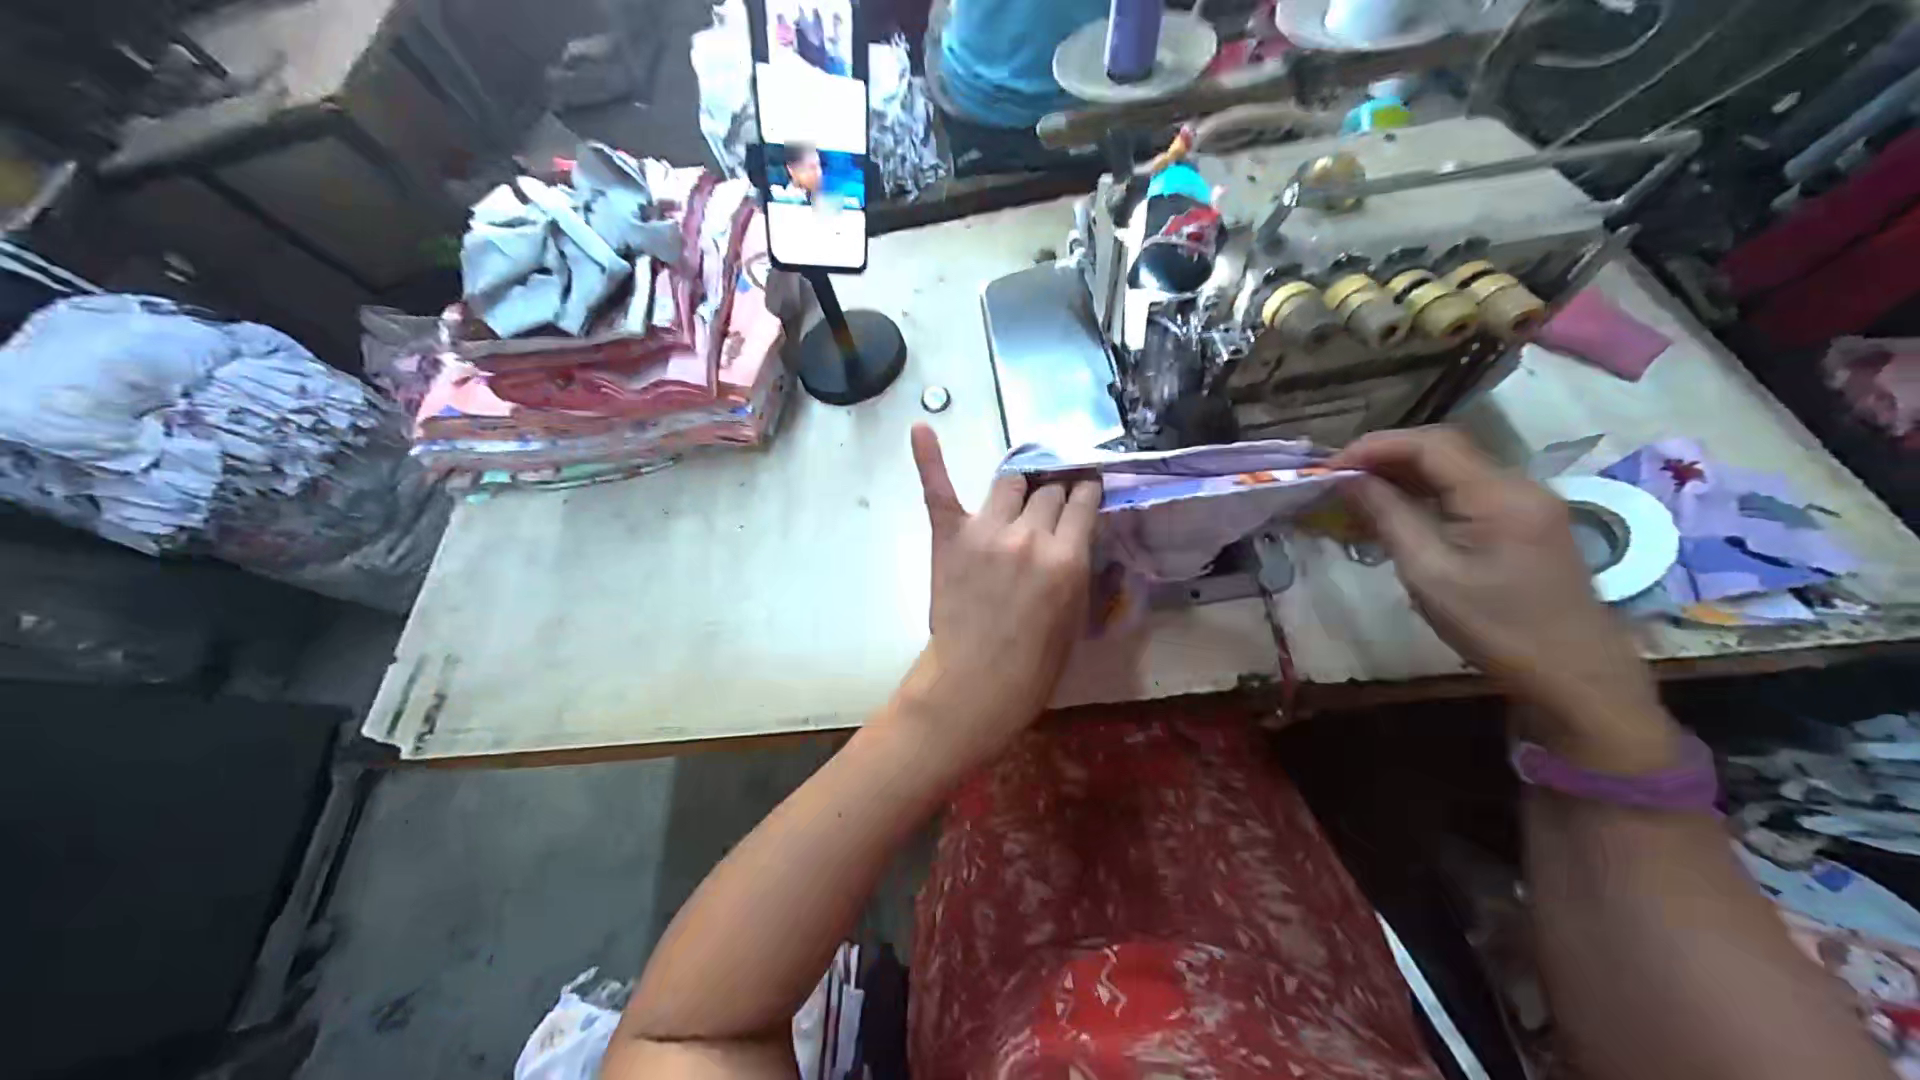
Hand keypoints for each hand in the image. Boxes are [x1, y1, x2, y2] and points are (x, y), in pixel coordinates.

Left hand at [891, 423, 1100, 772]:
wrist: (977, 682)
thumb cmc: (1035, 664)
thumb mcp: (1075, 615)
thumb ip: (1077, 566)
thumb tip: (1074, 535)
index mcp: (1067, 557)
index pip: (1083, 500)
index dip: (1085, 490)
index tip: (1085, 488)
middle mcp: (1029, 534)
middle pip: (1048, 488)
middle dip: (1055, 489)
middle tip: (1051, 501)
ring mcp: (986, 531)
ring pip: (1009, 481)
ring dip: (1020, 484)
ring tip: (1020, 490)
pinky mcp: (949, 536)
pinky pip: (939, 488)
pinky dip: (929, 457)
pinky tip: (921, 428)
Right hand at [1332, 427, 1679, 772]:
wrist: (1572, 675)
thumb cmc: (1495, 626)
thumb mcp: (1428, 573)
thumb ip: (1388, 516)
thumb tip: (1349, 480)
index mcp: (1499, 494)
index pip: (1429, 444)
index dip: (1373, 446)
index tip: (1329, 468)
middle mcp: (1518, 485)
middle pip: (1442, 450)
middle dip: (1384, 457)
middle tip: (1336, 480)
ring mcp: (1526, 502)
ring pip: (1452, 469)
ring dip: (1401, 475)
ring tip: (1355, 495)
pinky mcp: (1524, 522)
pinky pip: (1465, 491)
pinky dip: (1423, 493)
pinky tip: (1394, 512)